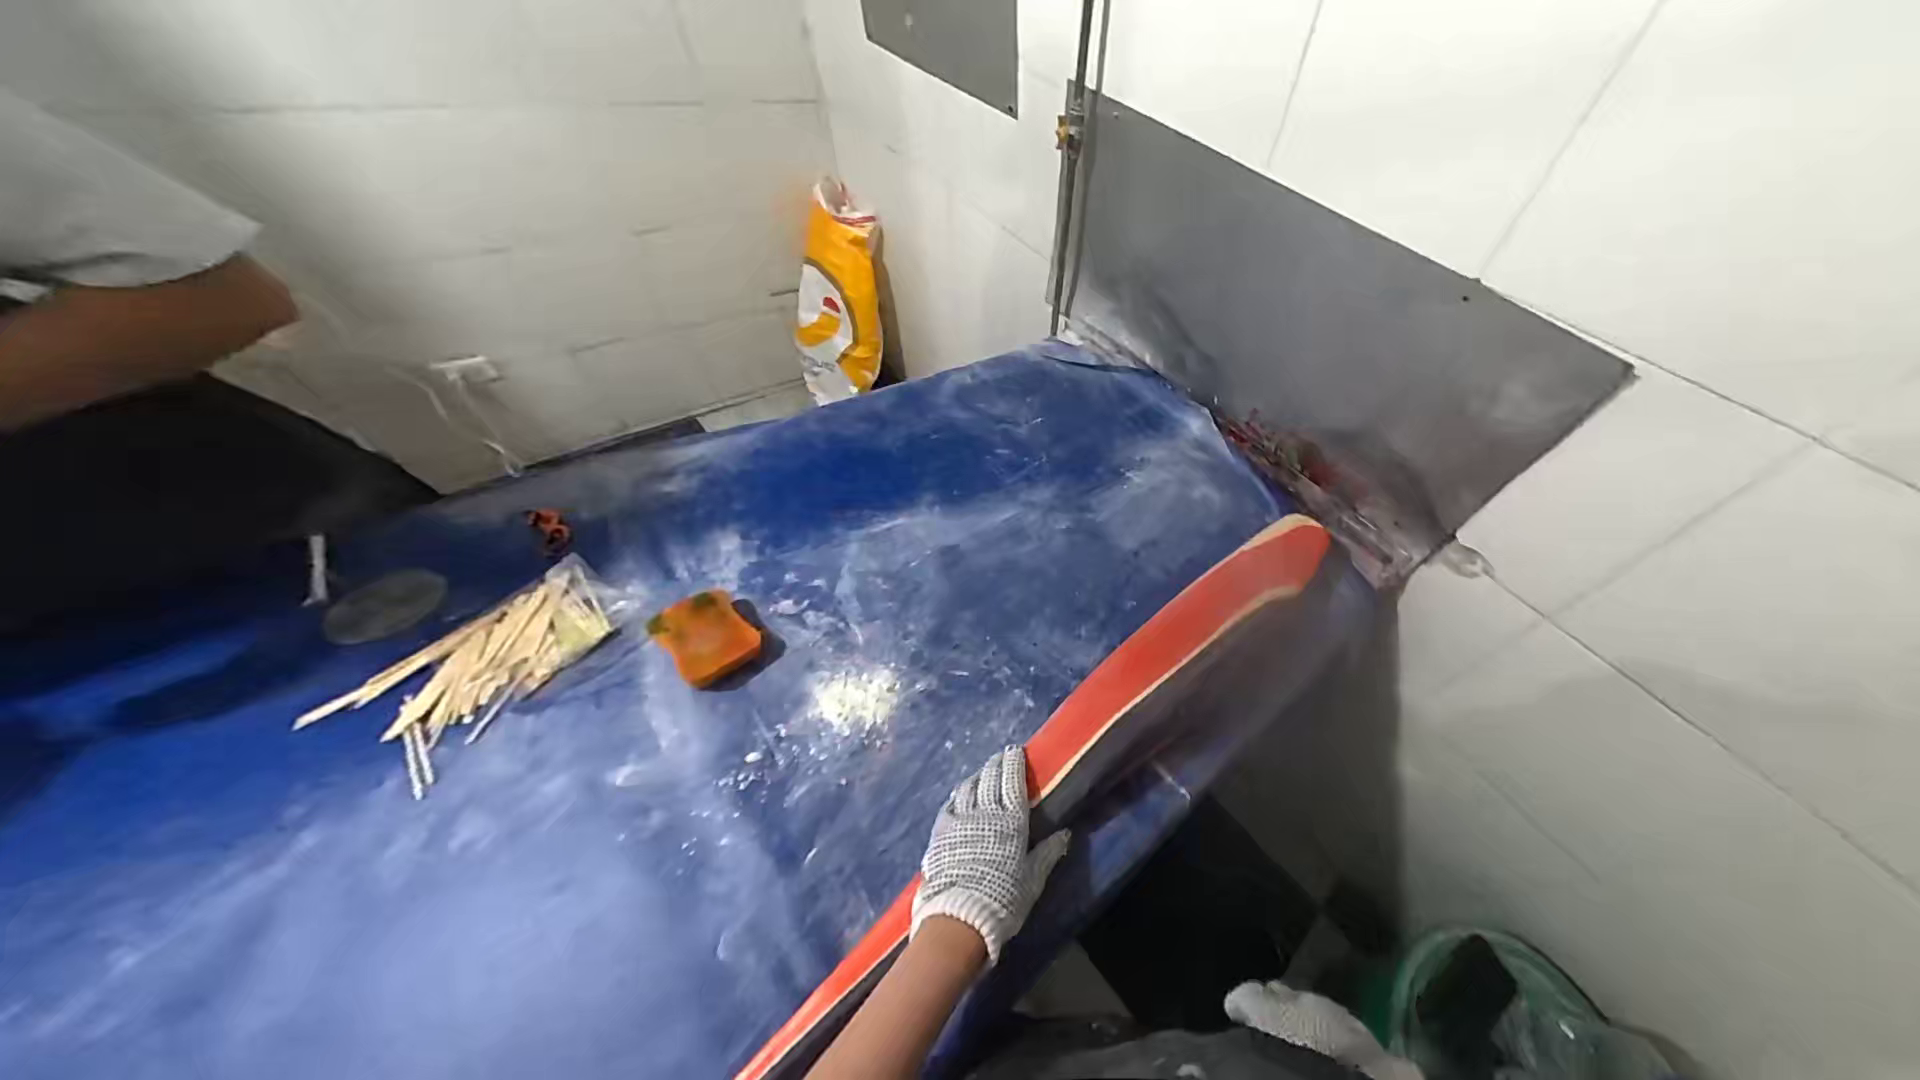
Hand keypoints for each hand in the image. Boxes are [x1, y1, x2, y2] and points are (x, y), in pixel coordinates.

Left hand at [911, 746, 1069, 964]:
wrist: (960, 915)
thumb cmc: (1003, 899)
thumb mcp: (1032, 880)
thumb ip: (1047, 854)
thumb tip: (1065, 834)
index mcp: (1011, 821)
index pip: (1013, 781)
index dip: (1014, 763)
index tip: (1015, 750)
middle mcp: (985, 812)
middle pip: (990, 778)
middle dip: (996, 764)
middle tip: (1001, 757)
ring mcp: (960, 818)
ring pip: (968, 786)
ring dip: (977, 776)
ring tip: (982, 773)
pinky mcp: (941, 829)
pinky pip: (951, 802)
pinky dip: (958, 794)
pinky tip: (960, 794)